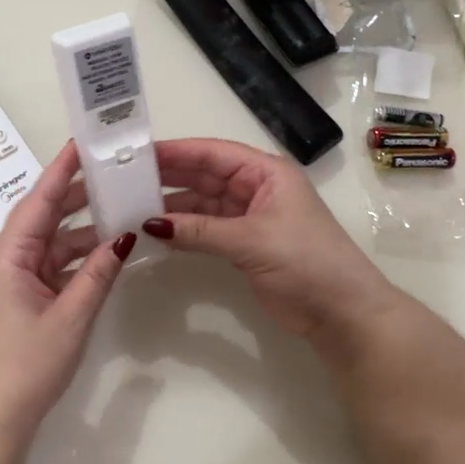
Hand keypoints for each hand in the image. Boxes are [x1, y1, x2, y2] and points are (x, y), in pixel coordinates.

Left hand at [0, 143, 134, 437]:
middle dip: (78, 194)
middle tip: (115, 171)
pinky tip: (108, 247)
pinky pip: (54, 262)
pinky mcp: (24, 295)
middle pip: (45, 215)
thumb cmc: (28, 363)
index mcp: (8, 255)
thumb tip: (124, 236)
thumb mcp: (70, 316)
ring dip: (83, 227)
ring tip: (122, 205)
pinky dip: (79, 255)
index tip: (84, 143)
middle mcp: (7, 258)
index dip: (62, 170)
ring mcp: (15, 277)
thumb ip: (98, 273)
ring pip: (52, 239)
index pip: (38, 200)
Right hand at [143, 138, 397, 340]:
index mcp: (267, 173)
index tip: (136, 153)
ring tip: (130, 206)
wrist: (341, 311)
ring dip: (171, 206)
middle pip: (204, 175)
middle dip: (167, 177)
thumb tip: (148, 225)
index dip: (175, 152)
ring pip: (202, 203)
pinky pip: (205, 228)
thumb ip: (199, 231)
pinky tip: (154, 232)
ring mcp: (249, 217)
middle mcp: (256, 188)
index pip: (213, 153)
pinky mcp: (244, 244)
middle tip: (123, 178)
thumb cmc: (306, 261)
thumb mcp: (251, 240)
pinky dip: (183, 230)